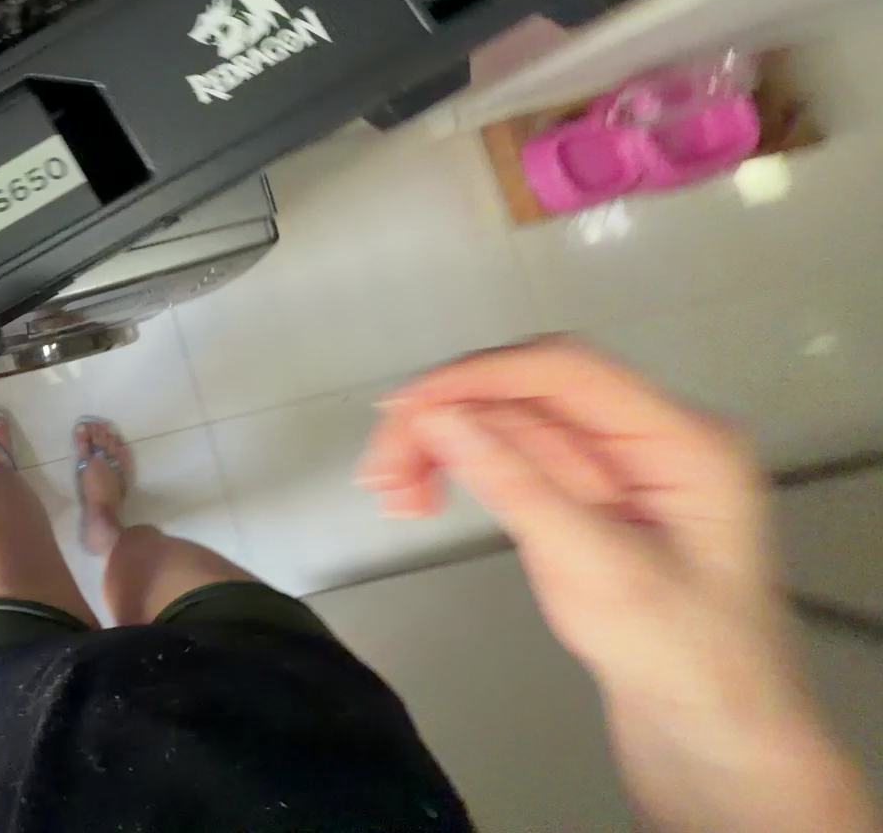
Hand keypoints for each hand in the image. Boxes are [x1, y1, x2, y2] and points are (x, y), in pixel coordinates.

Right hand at [357, 338, 798, 726]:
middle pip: (512, 389)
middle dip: (439, 420)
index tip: (404, 412)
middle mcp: (635, 429)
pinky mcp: (563, 474)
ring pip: (487, 415)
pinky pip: (487, 445)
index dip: (477, 377)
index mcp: (678, 440)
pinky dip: (441, 463)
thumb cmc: (675, 649)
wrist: (700, 713)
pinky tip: (413, 496)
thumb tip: (433, 417)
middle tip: (382, 471)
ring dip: (428, 445)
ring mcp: (598, 451)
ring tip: (391, 495)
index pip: (563, 370)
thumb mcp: (596, 568)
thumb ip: (515, 485)